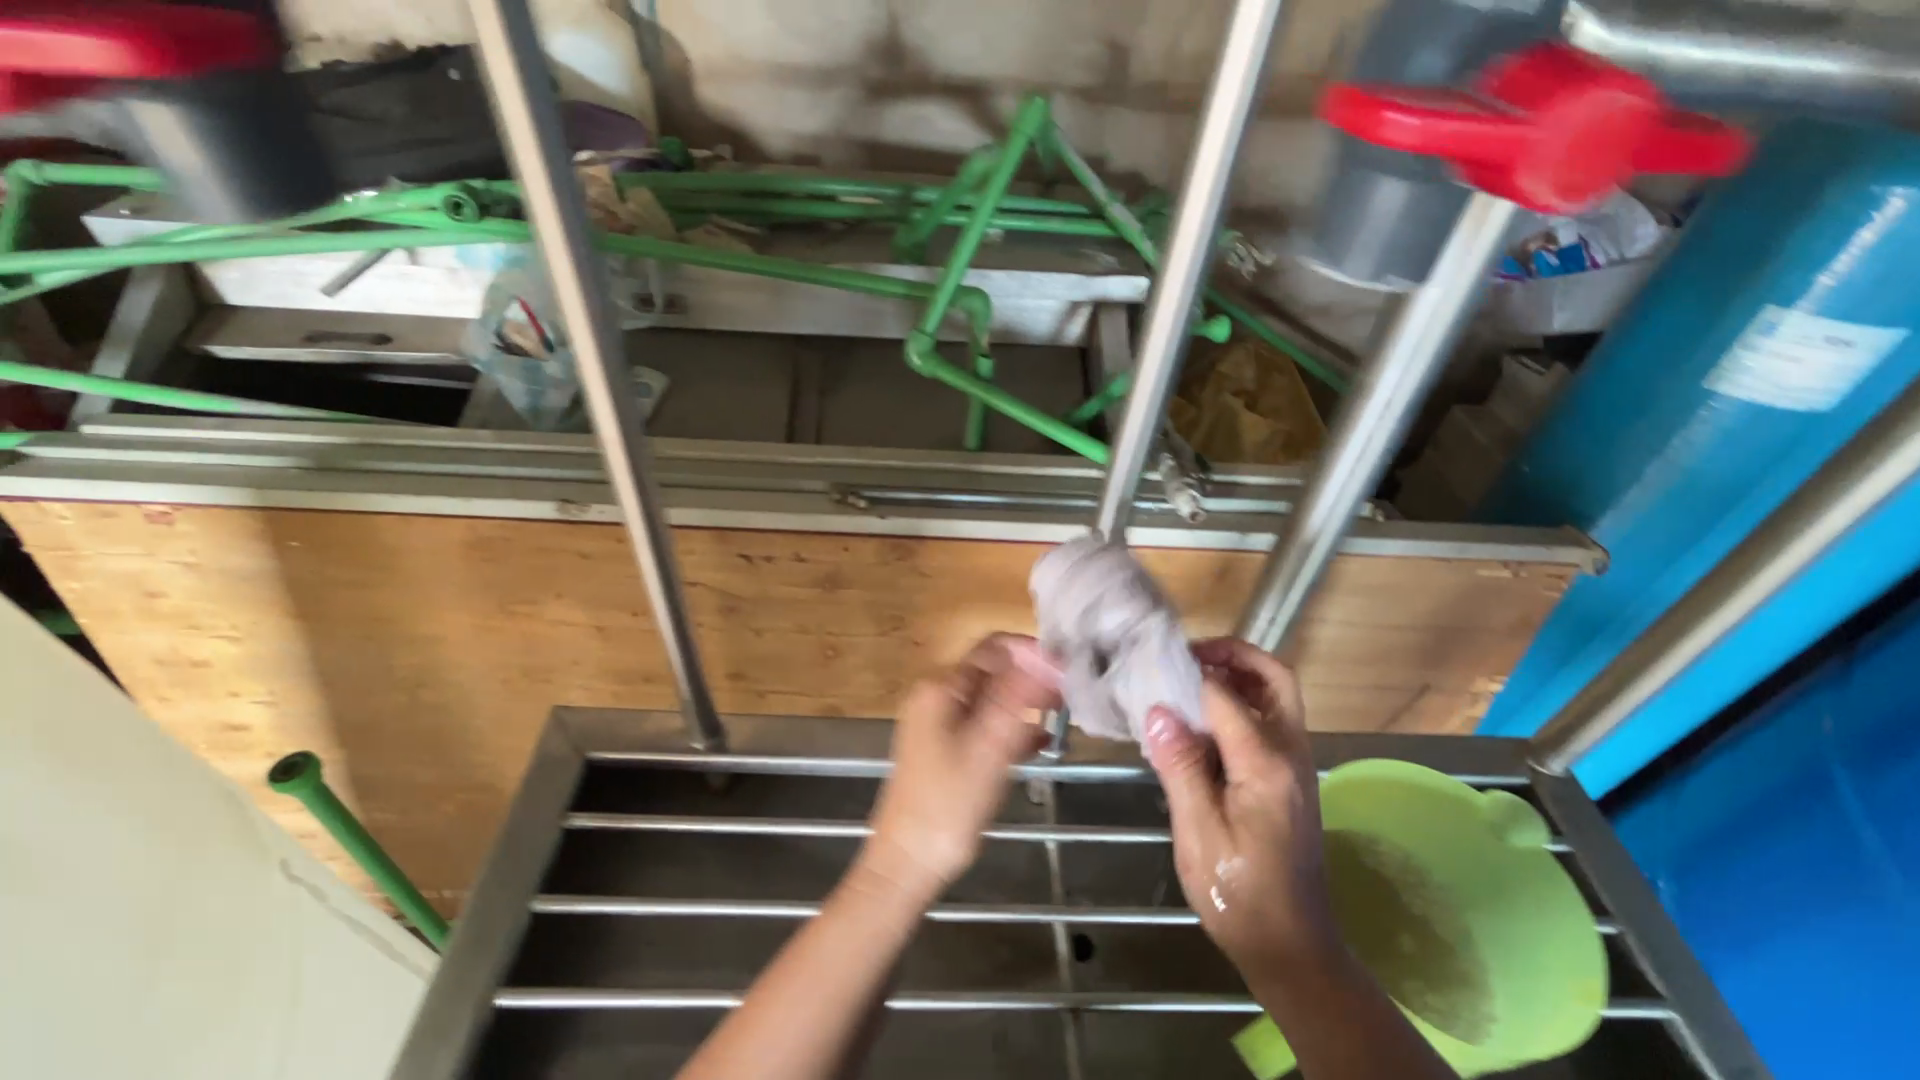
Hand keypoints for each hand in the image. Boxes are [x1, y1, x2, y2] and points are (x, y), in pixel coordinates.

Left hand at [862, 634, 1060, 899]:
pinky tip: (1040, 747)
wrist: (908, 862)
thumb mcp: (989, 747)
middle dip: (1032, 679)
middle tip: (1072, 695)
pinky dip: (1011, 731)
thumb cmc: (948, 804)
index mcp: (940, 688)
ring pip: (991, 701)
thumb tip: (1049, 657)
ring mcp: (939, 725)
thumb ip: (1018, 699)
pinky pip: (984, 728)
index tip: (1070, 669)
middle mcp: (936, 698)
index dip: (1032, 652)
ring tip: (1063, 717)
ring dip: (1025, 706)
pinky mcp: (945, 752)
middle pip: (992, 672)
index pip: (993, 648)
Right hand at [1142, 637, 1338, 973]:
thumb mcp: (1198, 833)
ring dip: (1238, 678)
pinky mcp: (1289, 783)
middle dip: (1234, 655)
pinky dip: (1239, 708)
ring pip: (1276, 700)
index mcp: (1265, 765)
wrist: (1291, 946)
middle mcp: (1290, 755)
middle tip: (1187, 656)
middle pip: (1275, 680)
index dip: (1188, 674)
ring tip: (1187, 682)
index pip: (1225, 696)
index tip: (1151, 663)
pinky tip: (1199, 727)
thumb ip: (1181, 767)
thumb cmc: (1238, 894)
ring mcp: (1295, 769)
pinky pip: (1269, 726)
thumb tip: (1158, 710)